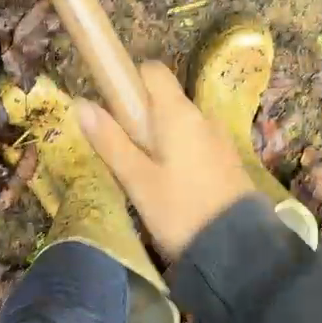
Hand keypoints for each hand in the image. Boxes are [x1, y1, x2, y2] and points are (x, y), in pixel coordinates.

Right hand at [75, 61, 255, 261]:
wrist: (240, 252)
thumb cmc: (181, 211)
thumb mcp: (138, 180)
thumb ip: (110, 141)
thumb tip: (81, 103)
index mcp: (178, 113)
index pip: (153, 71)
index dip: (131, 81)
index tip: (116, 109)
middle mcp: (202, 116)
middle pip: (165, 100)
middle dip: (142, 118)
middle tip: (126, 154)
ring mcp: (220, 138)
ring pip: (181, 125)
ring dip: (162, 140)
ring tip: (148, 177)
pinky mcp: (230, 161)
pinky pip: (197, 144)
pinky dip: (181, 154)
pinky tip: (174, 188)